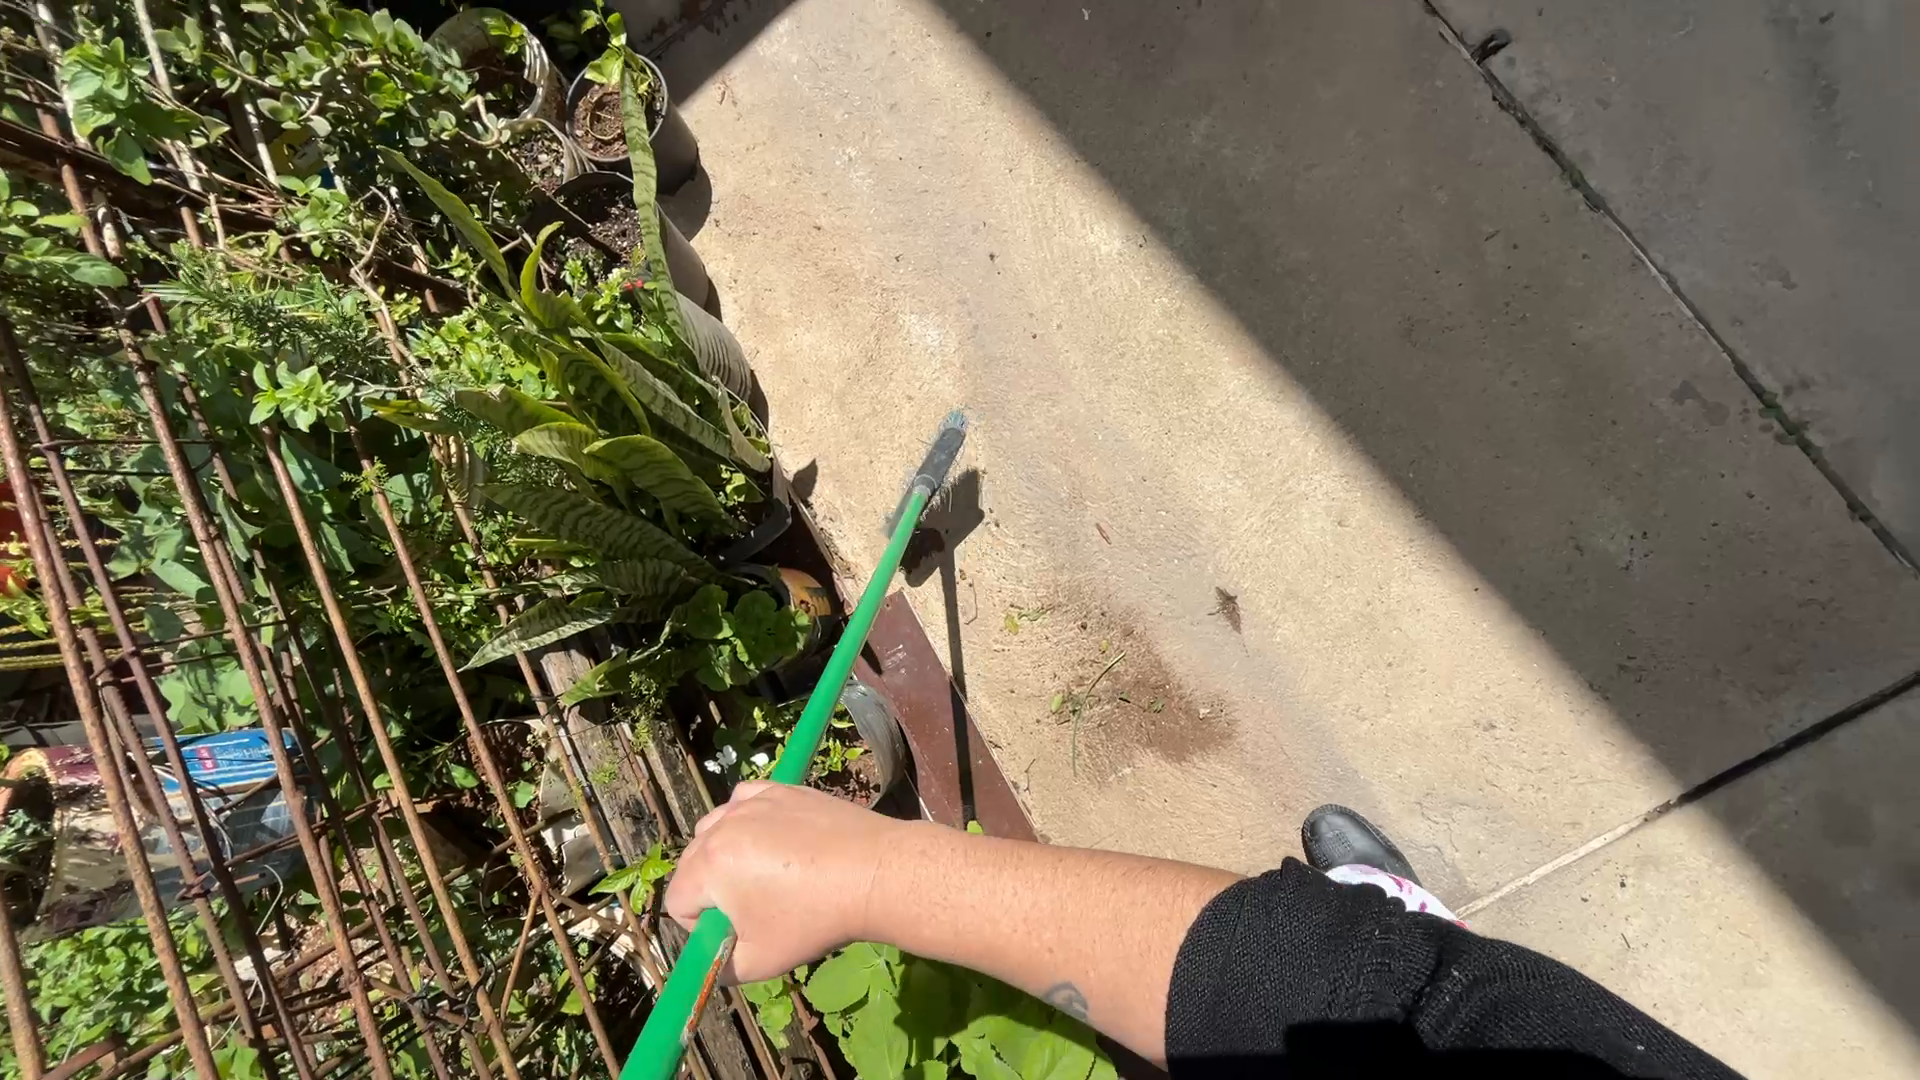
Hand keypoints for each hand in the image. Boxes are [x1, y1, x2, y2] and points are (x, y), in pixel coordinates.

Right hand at [664, 781, 913, 981]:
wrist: (871, 871)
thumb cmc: (813, 918)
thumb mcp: (757, 962)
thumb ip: (719, 966)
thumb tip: (713, 955)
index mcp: (709, 865)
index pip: (677, 900)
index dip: (700, 925)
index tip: (737, 929)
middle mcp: (725, 824)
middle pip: (692, 861)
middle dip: (711, 888)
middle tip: (751, 906)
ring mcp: (756, 801)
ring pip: (716, 826)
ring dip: (725, 851)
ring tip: (762, 873)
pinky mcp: (783, 789)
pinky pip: (746, 799)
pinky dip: (748, 816)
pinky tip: (771, 836)